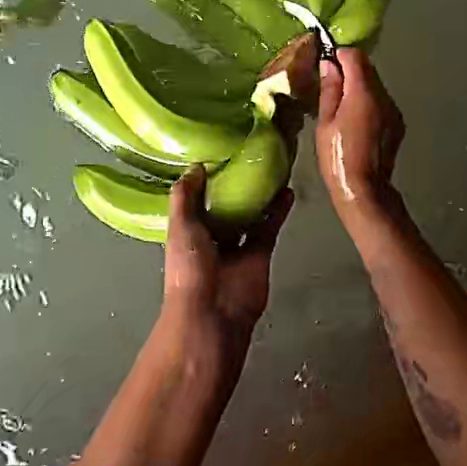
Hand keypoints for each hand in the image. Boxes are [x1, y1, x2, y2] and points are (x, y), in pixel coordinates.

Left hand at [161, 167, 292, 350]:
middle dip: (233, 185)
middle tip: (246, 154)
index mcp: (186, 230)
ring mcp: (236, 245)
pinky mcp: (259, 253)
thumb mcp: (179, 226)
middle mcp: (211, 236)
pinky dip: (278, 211)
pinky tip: (287, 190)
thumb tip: (195, 166)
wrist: (213, 312)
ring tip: (271, 167)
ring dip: (258, 194)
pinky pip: (269, 227)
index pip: (195, 200)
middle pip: (224, 205)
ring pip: (249, 214)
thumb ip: (184, 196)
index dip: (203, 180)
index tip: (216, 153)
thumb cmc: (190, 267)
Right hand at [315, 47, 404, 214]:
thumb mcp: (325, 121)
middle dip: (348, 69)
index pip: (355, 57)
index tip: (324, 61)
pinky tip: (354, 118)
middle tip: (328, 81)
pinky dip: (368, 101)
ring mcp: (393, 110)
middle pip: (368, 69)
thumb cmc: (337, 156)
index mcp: (363, 93)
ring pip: (375, 85)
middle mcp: (384, 97)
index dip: (338, 54)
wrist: (364, 188)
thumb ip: (330, 89)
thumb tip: (329, 64)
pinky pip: (381, 101)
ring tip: (339, 103)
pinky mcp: (397, 123)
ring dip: (358, 85)